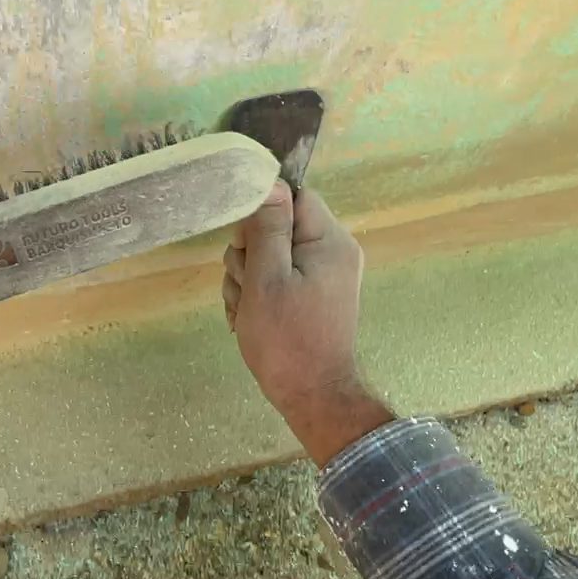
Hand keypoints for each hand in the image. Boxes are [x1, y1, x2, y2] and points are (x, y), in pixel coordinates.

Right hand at [223, 182, 394, 465]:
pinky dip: (255, 297)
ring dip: (246, 281)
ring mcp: (320, 276)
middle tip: (249, 287)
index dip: (261, 213)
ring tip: (249, 311)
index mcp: (330, 241)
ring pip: (265, 255)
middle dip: (249, 255)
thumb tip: (268, 181)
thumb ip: (267, 228)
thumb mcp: (267, 279)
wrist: (311, 397)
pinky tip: (251, 319)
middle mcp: (331, 252)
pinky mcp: (309, 296)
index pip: (292, 196)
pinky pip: (271, 279)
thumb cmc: (287, 340)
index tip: (246, 243)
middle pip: (275, 226)